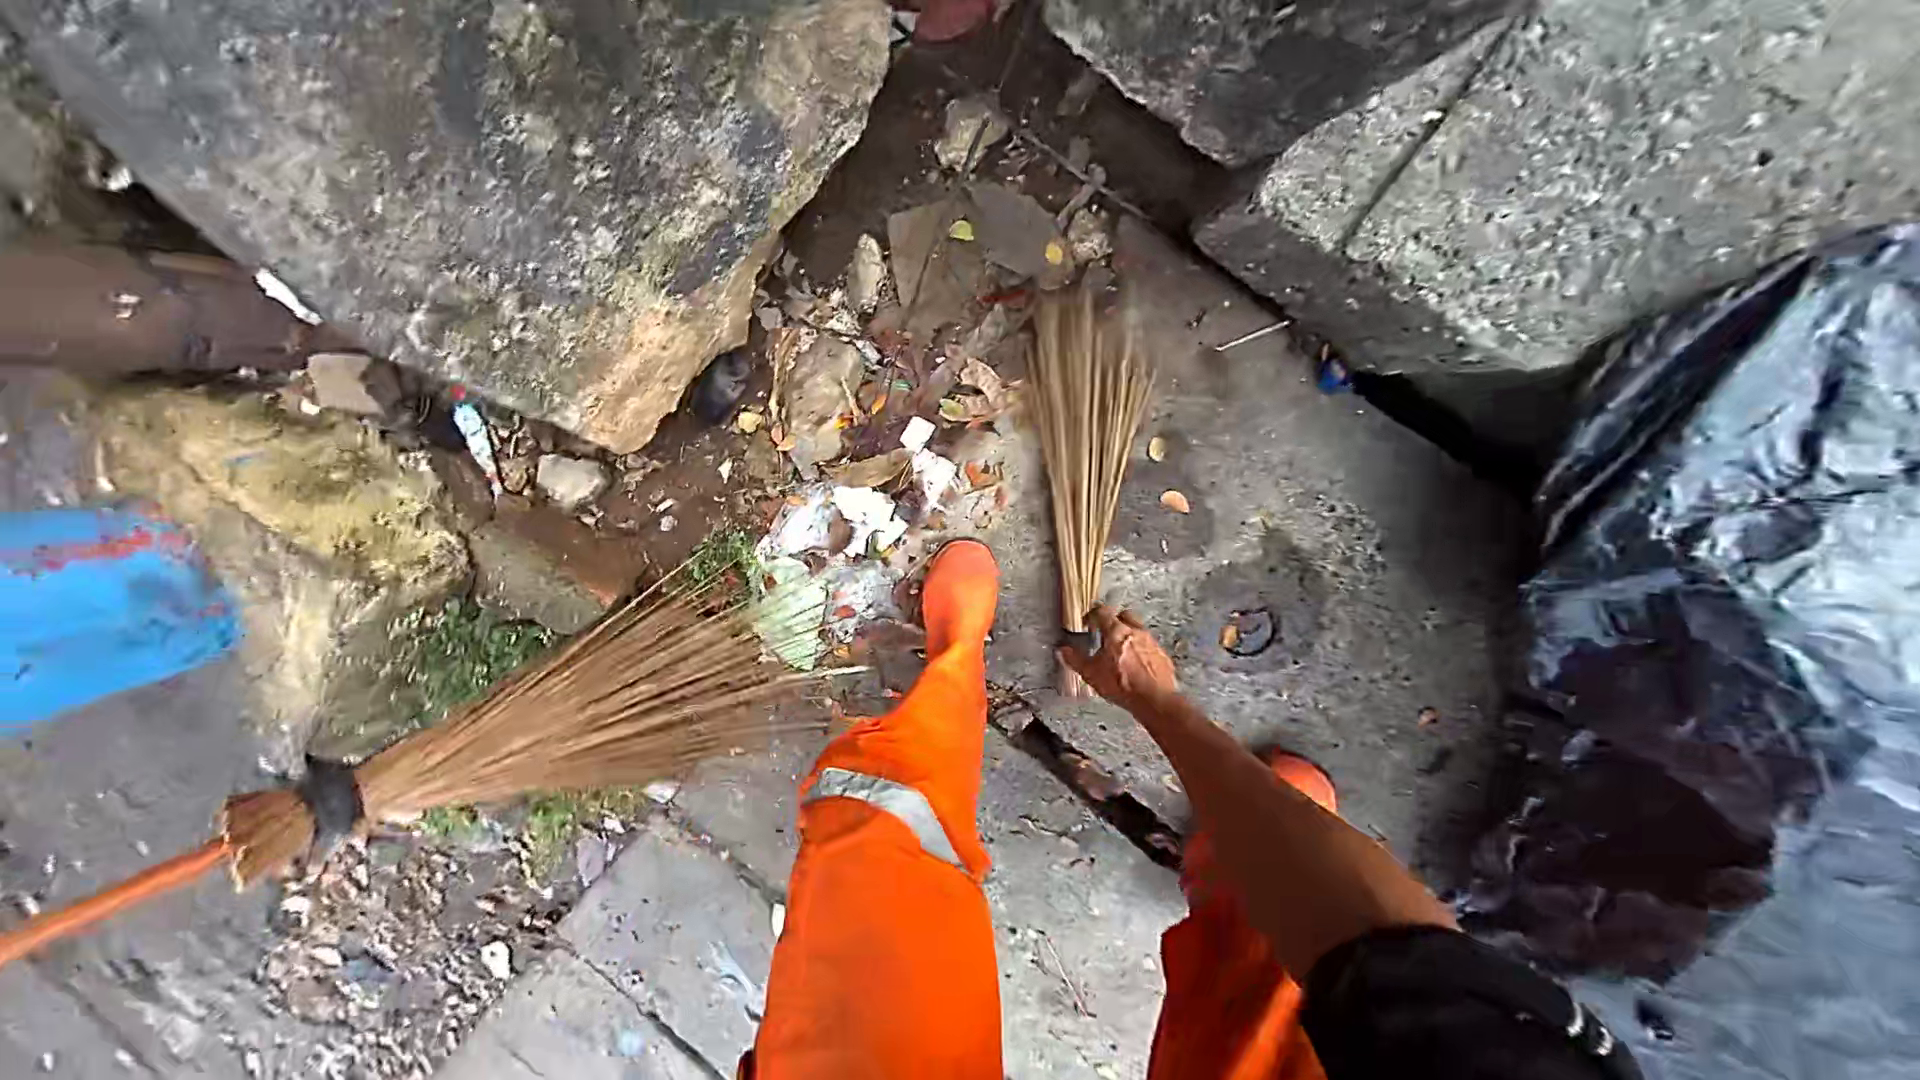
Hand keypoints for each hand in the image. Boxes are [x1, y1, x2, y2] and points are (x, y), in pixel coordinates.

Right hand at [1058, 605, 1177, 711]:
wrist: (1154, 699)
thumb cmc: (1124, 685)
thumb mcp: (1091, 673)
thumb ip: (1075, 659)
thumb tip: (1063, 651)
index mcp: (1116, 631)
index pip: (1102, 612)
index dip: (1093, 614)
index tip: (1088, 621)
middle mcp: (1135, 632)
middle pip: (1124, 615)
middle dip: (1115, 620)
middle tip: (1106, 631)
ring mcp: (1151, 643)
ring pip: (1139, 630)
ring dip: (1129, 636)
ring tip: (1121, 650)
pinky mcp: (1162, 656)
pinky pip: (1150, 647)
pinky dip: (1142, 651)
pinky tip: (1136, 664)